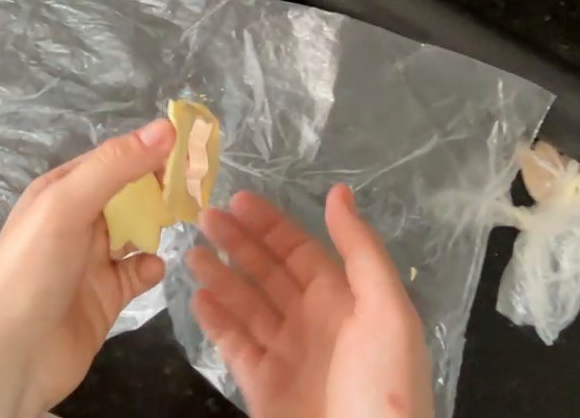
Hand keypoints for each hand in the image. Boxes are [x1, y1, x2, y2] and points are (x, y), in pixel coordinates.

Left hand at [0, 118, 175, 417]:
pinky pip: (138, 272)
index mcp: (63, 189)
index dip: (149, 150)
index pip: (113, 158)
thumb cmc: (31, 268)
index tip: (190, 147)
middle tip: (198, 186)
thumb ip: (115, 166)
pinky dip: (151, 267)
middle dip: (160, 186)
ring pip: (136, 230)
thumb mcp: (67, 204)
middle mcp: (78, 219)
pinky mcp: (105, 297)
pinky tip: (155, 267)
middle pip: (128, 192)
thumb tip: (166, 128)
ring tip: (185, 219)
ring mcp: (91, 259)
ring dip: (158, 223)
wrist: (6, 357)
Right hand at [189, 185, 433, 417]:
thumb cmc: (383, 389)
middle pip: (268, 272)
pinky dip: (215, 321)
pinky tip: (197, 297)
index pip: (301, 251)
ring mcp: (286, 356)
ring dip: (220, 275)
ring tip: (192, 252)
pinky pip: (234, 345)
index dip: (270, 224)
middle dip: (238, 241)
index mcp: (344, 302)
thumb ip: (361, 250)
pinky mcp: (263, 387)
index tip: (237, 199)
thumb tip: (339, 191)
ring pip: (246, 304)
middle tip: (205, 215)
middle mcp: (313, 323)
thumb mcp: (388, 314)